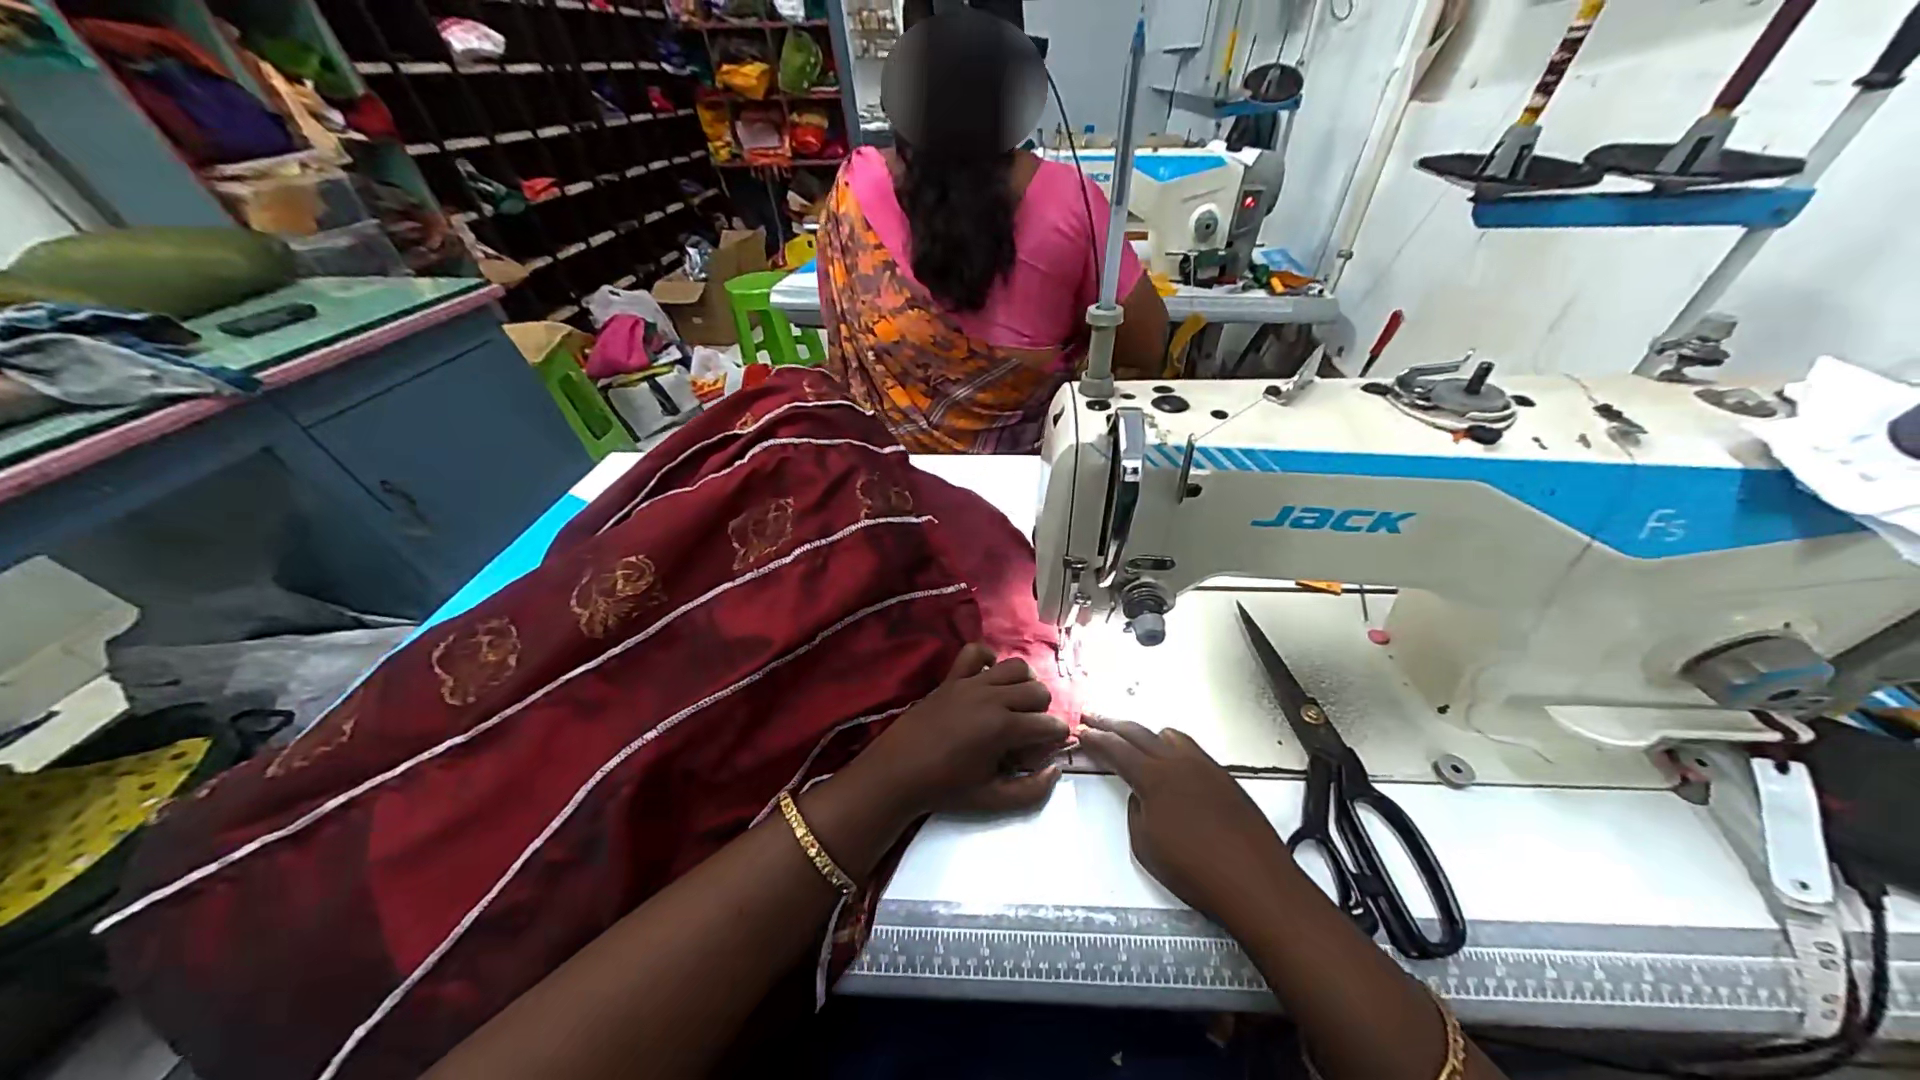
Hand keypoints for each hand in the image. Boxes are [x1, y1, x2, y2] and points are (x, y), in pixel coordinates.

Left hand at [847, 644, 1071, 818]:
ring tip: (1015, 705)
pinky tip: (988, 679)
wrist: (897, 772)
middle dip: (1042, 712)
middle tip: (1027, 733)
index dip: (1055, 739)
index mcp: (1004, 728)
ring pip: (1016, 667)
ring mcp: (971, 683)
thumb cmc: (945, 788)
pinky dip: (988, 660)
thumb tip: (1055, 770)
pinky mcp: (952, 678)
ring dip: (1024, 684)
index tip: (1042, 752)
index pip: (1050, 725)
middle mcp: (992, 698)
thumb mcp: (992, 800)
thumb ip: (1032, 790)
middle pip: (1038, 691)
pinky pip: (976, 652)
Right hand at [1077, 716, 1298, 931]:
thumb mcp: (1145, 845)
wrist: (1256, 883)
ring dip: (1145, 733)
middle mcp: (1179, 762)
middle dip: (1112, 725)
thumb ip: (1135, 810)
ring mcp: (1205, 766)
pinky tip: (1170, 760)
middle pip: (1138, 732)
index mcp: (1154, 777)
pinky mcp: (1225, 777)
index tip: (1082, 733)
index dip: (1095, 739)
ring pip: (1169, 735)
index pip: (1116, 748)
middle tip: (1094, 719)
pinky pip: (1191, 749)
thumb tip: (1139, 796)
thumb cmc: (1196, 871)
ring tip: (1131, 737)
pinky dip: (1171, 746)